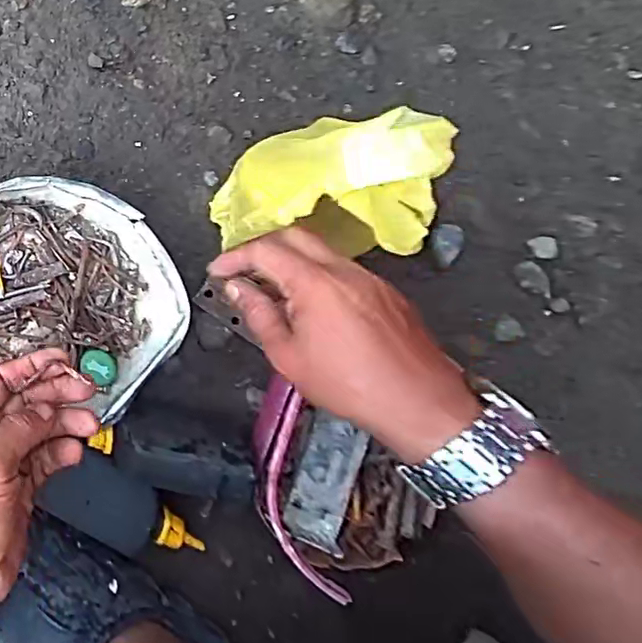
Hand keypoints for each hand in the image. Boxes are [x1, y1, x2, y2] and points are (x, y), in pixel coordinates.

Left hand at [0, 349, 100, 609]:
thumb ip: (20, 429)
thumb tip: (43, 408)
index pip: (2, 379)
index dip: (32, 366)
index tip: (60, 359)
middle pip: (26, 402)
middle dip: (56, 393)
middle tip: (85, 388)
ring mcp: (1, 461)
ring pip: (40, 429)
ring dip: (65, 422)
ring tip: (88, 421)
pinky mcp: (17, 486)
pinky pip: (44, 458)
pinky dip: (61, 451)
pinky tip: (74, 448)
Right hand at [209, 226, 480, 461]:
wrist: (422, 407)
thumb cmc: (351, 386)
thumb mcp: (288, 355)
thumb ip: (258, 314)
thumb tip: (238, 289)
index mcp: (316, 283)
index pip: (264, 250)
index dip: (234, 257)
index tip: (218, 272)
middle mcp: (345, 271)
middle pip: (293, 235)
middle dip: (260, 247)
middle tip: (241, 268)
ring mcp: (370, 279)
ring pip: (320, 250)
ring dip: (290, 260)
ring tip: (272, 288)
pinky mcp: (387, 292)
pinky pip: (342, 268)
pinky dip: (316, 273)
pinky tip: (309, 303)